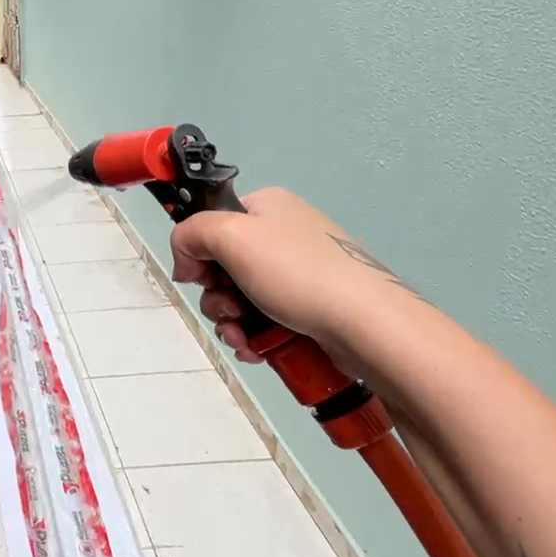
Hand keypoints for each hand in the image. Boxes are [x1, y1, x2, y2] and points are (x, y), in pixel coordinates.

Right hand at [169, 188, 427, 370]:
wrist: (368, 325)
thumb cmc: (297, 272)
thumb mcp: (230, 236)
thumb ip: (190, 233)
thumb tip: (187, 263)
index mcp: (267, 207)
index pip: (212, 222)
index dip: (198, 252)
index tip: (200, 277)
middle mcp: (284, 235)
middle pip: (223, 266)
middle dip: (216, 296)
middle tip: (229, 310)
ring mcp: (300, 274)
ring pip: (241, 298)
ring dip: (231, 321)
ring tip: (242, 337)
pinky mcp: (312, 309)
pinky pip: (265, 321)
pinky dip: (253, 336)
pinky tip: (256, 349)